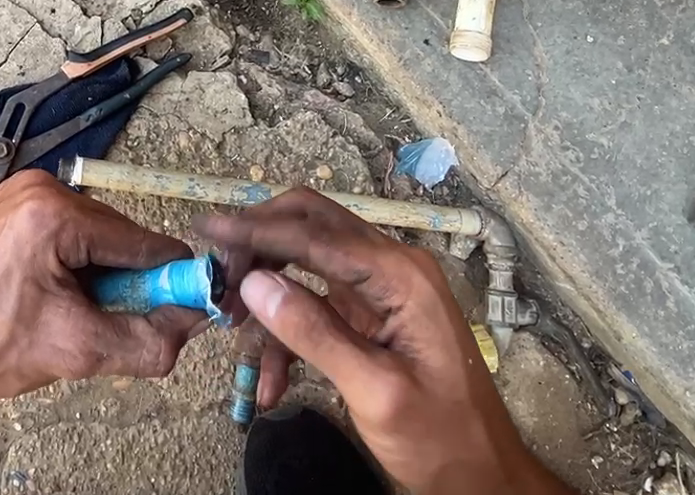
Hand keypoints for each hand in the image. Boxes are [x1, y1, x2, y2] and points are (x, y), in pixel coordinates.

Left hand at [0, 170, 210, 403]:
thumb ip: (147, 339)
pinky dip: (73, 263)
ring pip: (91, 234)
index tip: (187, 308)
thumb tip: (194, 322)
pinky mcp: (8, 204)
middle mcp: (38, 185)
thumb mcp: (77, 351)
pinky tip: (51, 296)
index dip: (168, 278)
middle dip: (124, 281)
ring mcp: (19, 190)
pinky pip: (64, 230)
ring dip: (98, 274)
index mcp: (53, 210)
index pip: (138, 241)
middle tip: (109, 323)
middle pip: (115, 235)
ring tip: (71, 313)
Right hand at [199, 190, 569, 494]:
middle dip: (259, 246)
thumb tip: (254, 283)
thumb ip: (314, 333)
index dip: (256, 229)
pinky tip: (270, 380)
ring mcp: (378, 286)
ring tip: (233, 332)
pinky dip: (286, 331)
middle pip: (309, 226)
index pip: (314, 233)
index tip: (207, 230)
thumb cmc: (442, 439)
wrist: (486, 479)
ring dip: (267, 294)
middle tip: (219, 278)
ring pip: (304, 261)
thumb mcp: (376, 393)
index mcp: (398, 273)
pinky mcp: (368, 311)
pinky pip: (313, 301)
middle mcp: (388, 265)